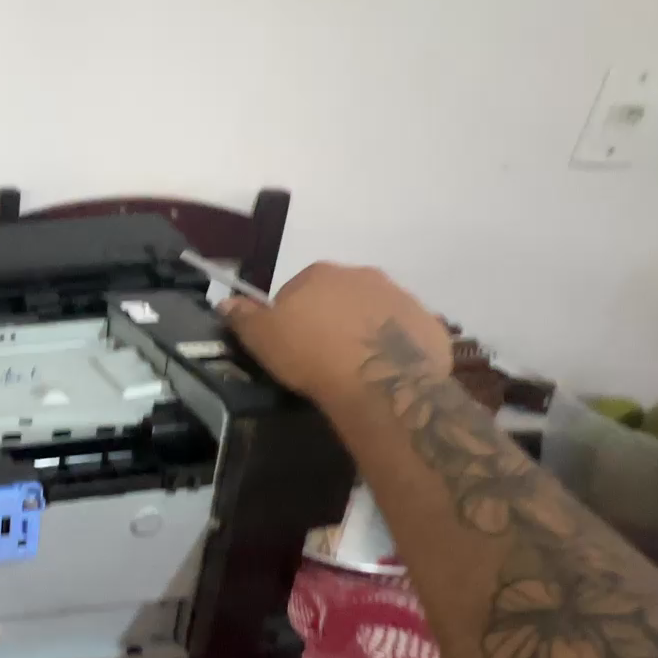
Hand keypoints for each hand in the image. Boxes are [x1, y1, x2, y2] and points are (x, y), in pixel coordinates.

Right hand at [219, 262, 451, 404]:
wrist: (379, 384)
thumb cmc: (310, 355)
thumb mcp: (260, 338)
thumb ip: (241, 316)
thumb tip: (226, 302)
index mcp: (321, 273)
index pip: (296, 289)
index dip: (289, 316)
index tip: (288, 342)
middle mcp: (365, 275)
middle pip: (338, 297)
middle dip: (328, 319)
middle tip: (317, 354)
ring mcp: (403, 298)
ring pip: (373, 314)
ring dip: (361, 331)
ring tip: (349, 366)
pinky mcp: (431, 326)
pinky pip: (404, 334)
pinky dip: (392, 348)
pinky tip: (379, 372)